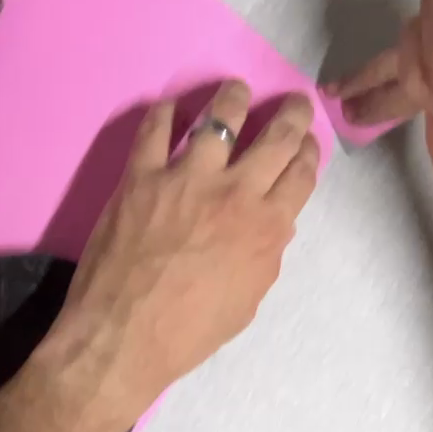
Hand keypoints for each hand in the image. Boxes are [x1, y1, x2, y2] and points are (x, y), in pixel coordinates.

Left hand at [31, 81, 320, 425]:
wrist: (123, 338)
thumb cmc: (187, 334)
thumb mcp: (244, 306)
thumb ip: (264, 260)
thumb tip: (276, 228)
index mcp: (266, 228)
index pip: (301, 174)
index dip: (309, 153)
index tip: (306, 146)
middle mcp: (234, 193)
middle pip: (276, 136)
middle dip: (291, 113)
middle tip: (292, 103)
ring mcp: (186, 179)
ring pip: (221, 117)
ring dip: (234, 99)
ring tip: (235, 93)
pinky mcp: (140, 177)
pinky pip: (155, 128)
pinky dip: (165, 113)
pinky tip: (171, 109)